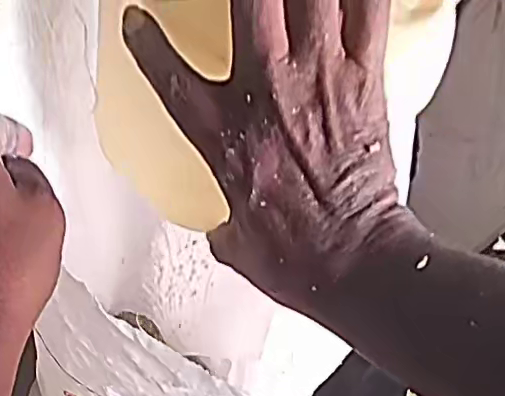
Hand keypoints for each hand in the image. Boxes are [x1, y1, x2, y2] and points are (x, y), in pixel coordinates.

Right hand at [123, 0, 412, 310]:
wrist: (350, 260)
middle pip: (248, 2)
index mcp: (226, 142)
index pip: (174, 81)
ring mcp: (319, 78)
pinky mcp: (366, 75)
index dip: (149, 46)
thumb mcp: (233, 242)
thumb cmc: (294, 258)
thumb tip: (226, 217)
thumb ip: (223, 215)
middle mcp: (268, 98)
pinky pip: (368, 1)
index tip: (136, 20)